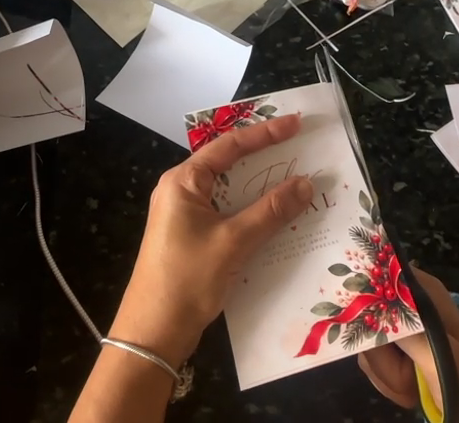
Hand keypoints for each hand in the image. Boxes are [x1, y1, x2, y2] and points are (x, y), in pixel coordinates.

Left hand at [109, 114, 313, 363]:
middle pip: (229, 164)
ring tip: (295, 180)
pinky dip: (251, 212)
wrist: (152, 334)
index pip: (229, 146)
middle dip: (264, 158)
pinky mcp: (192, 237)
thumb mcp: (232, 243)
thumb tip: (305, 183)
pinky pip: (227, 213)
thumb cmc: (187, 279)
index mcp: (183, 181)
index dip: (264, 133)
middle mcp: (181, 190)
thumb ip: (270, 212)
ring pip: (230, 191)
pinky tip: (276, 219)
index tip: (295, 124)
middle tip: (300, 148)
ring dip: (260, 188)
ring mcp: (185, 215)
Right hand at [357, 269, 458, 422]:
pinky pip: (375, 361)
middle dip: (380, 352)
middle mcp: (410, 305)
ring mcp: (404, 331)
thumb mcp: (441, 357)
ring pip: (368, 342)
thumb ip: (407, 330)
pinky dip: (388, 382)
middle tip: (407, 374)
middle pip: (367, 315)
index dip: (363, 293)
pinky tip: (410, 392)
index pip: (379, 274)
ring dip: (387, 373)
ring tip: (413, 387)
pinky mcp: (400, 354)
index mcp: (423, 293)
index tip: (361, 323)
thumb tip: (373, 303)